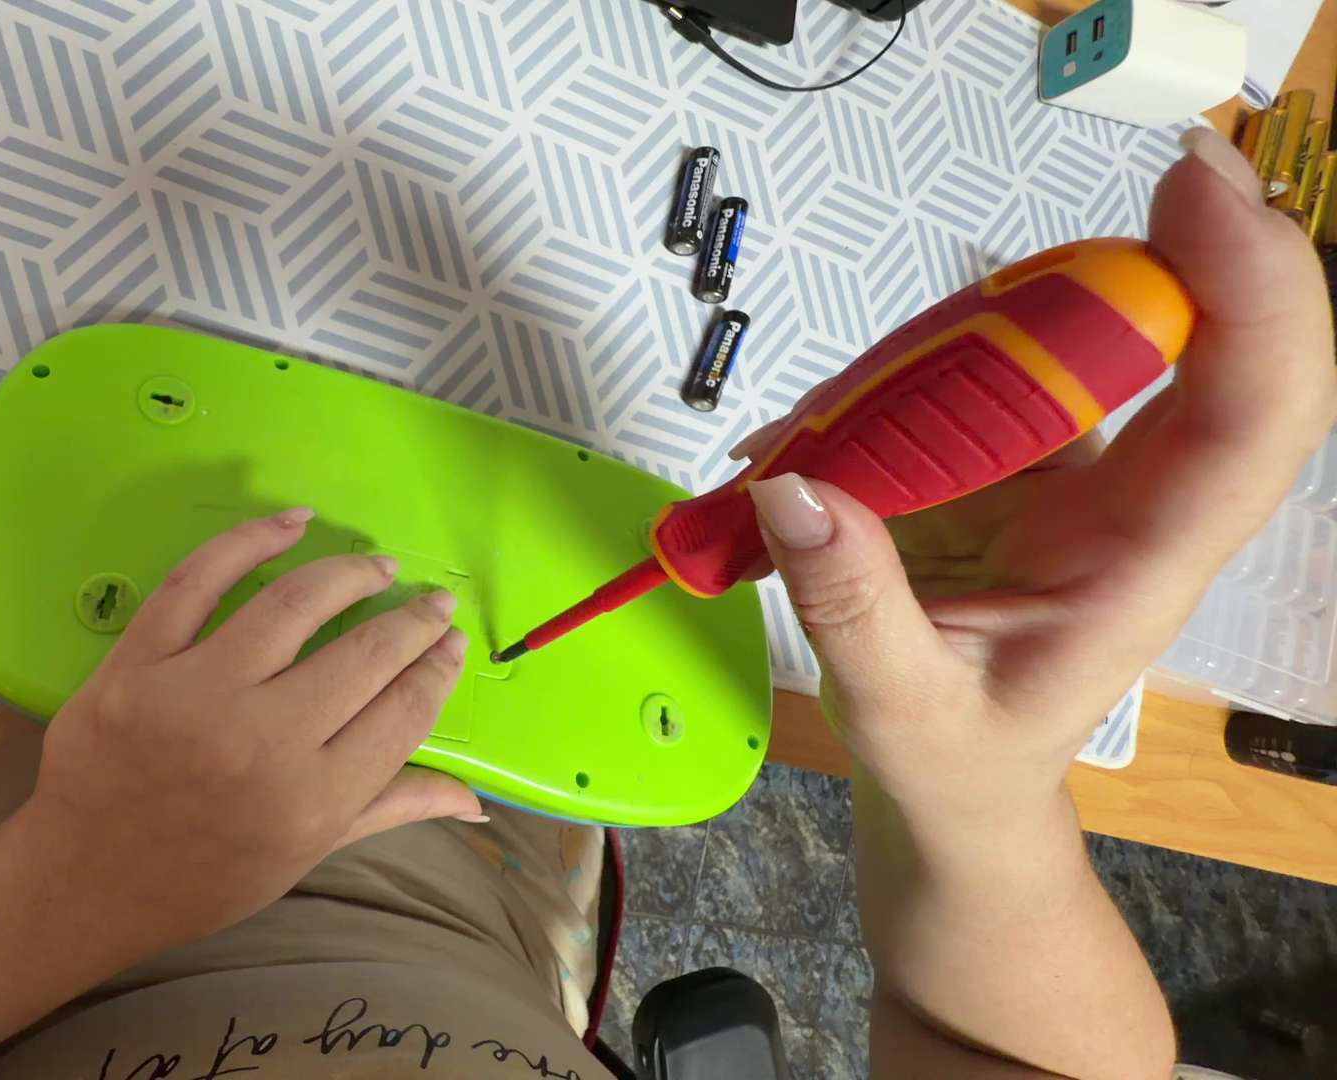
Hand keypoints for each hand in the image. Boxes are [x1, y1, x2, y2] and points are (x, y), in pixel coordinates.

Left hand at [18, 509, 480, 949]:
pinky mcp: (135, 664)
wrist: (85, 882)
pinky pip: (197, 581)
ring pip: (293, 604)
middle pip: (365, 653)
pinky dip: (249, 539)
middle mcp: (262, 744)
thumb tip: (473, 797)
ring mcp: (193, 696)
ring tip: (377, 566)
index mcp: (313, 800)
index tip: (450, 640)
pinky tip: (292, 522)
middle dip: (413, 619)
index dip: (437, 667)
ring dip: (348, 573)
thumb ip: (390, 809)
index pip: (403, 711)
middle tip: (431, 599)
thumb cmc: (205, 877)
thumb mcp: (306, 856)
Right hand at [740, 128, 1336, 819]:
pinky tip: (788, 447)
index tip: (1188, 188)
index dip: (1250, 290)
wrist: (946, 777)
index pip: (1249, 412)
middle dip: (1014, 320)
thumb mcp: (898, 698)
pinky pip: (928, 413)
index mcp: (1138, 559)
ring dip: (897, 378)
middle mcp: (1111, 502)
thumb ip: (848, 601)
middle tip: (893, 342)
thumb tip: (785, 490)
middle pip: (1115, 361)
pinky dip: (853, 415)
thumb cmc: (952, 755)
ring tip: (794, 430)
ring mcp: (1038, 486)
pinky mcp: (972, 484)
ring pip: (1002, 379)